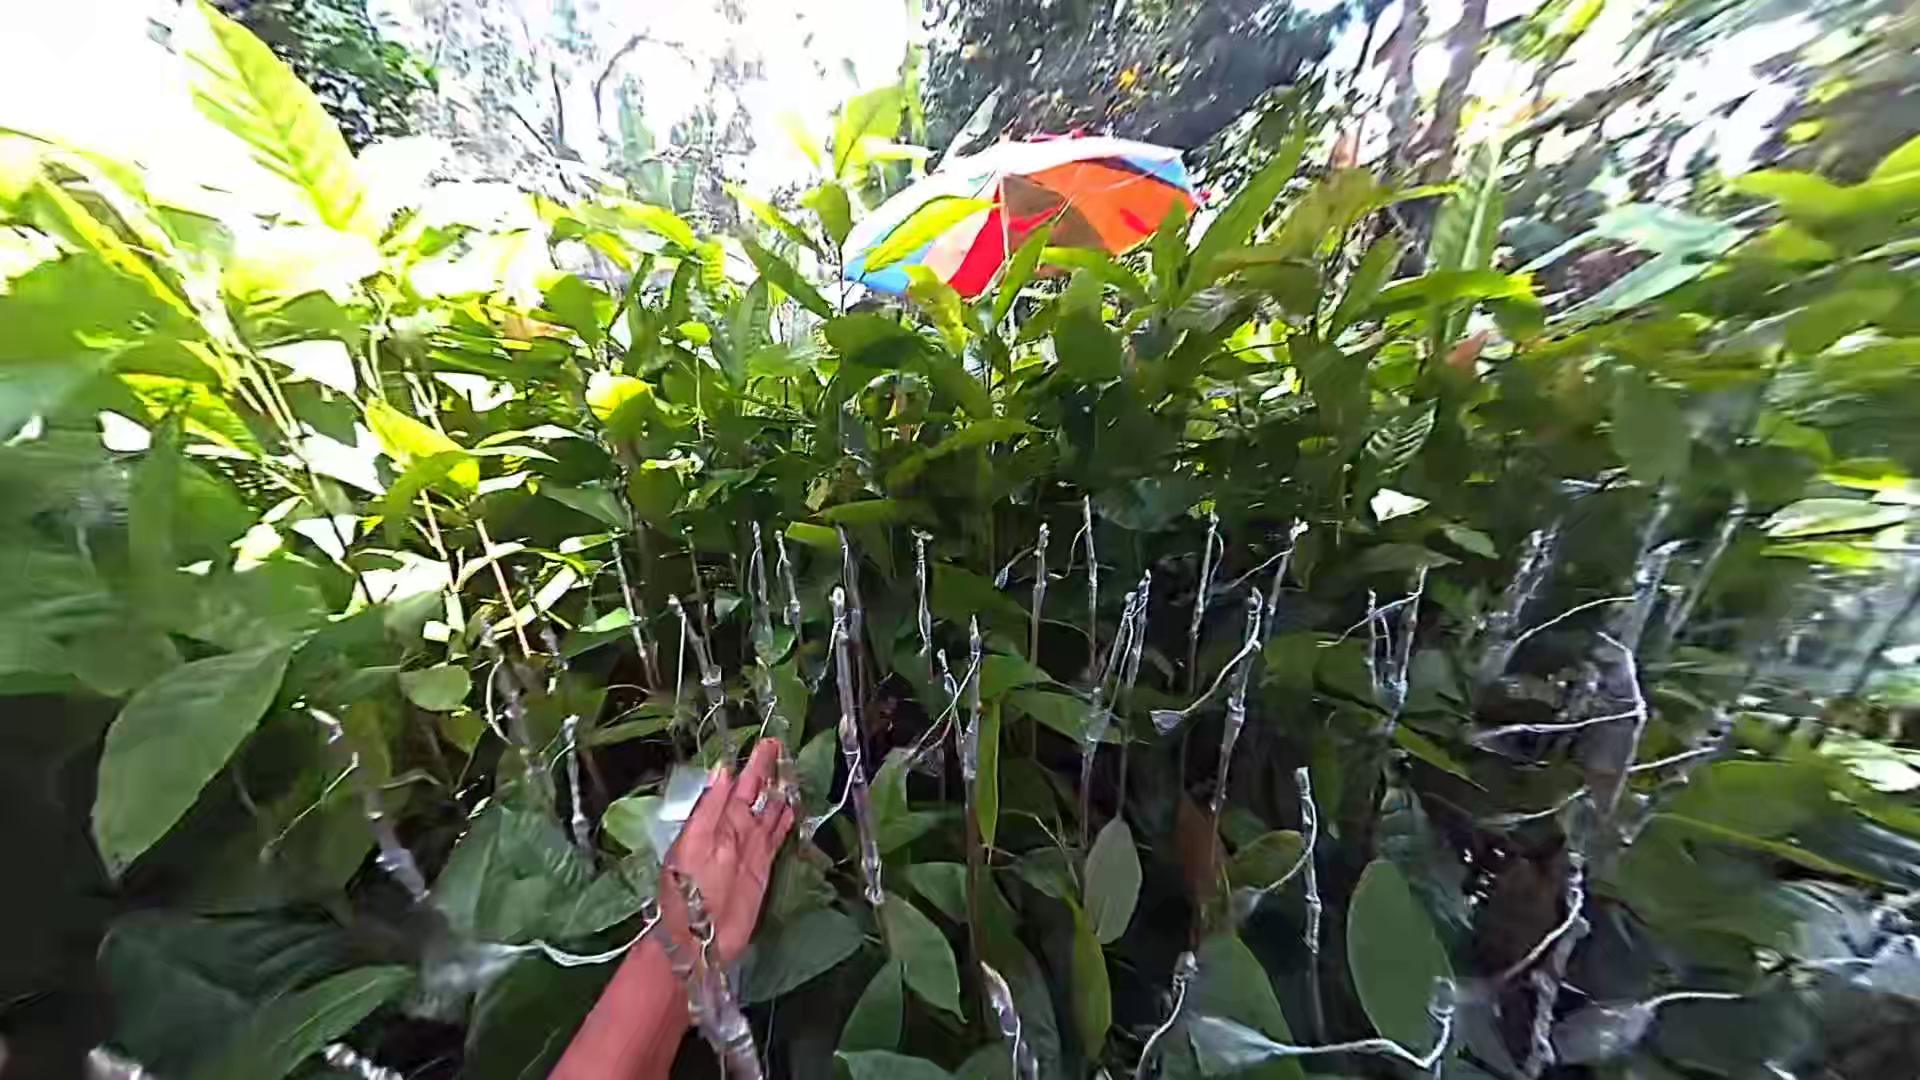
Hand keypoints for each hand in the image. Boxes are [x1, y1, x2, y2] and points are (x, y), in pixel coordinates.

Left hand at [658, 738, 796, 969]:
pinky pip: (777, 834)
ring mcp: (750, 846)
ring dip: (779, 791)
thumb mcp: (692, 846)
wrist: (696, 944)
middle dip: (766, 770)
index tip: (766, 741)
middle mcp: (735, 829)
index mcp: (715, 821)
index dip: (751, 763)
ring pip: (769, 810)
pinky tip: (793, 807)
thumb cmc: (687, 894)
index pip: (737, 784)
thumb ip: (709, 808)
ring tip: (792, 770)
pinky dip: (785, 820)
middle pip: (755, 792)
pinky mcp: (763, 865)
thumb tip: (723, 769)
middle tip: (781, 746)